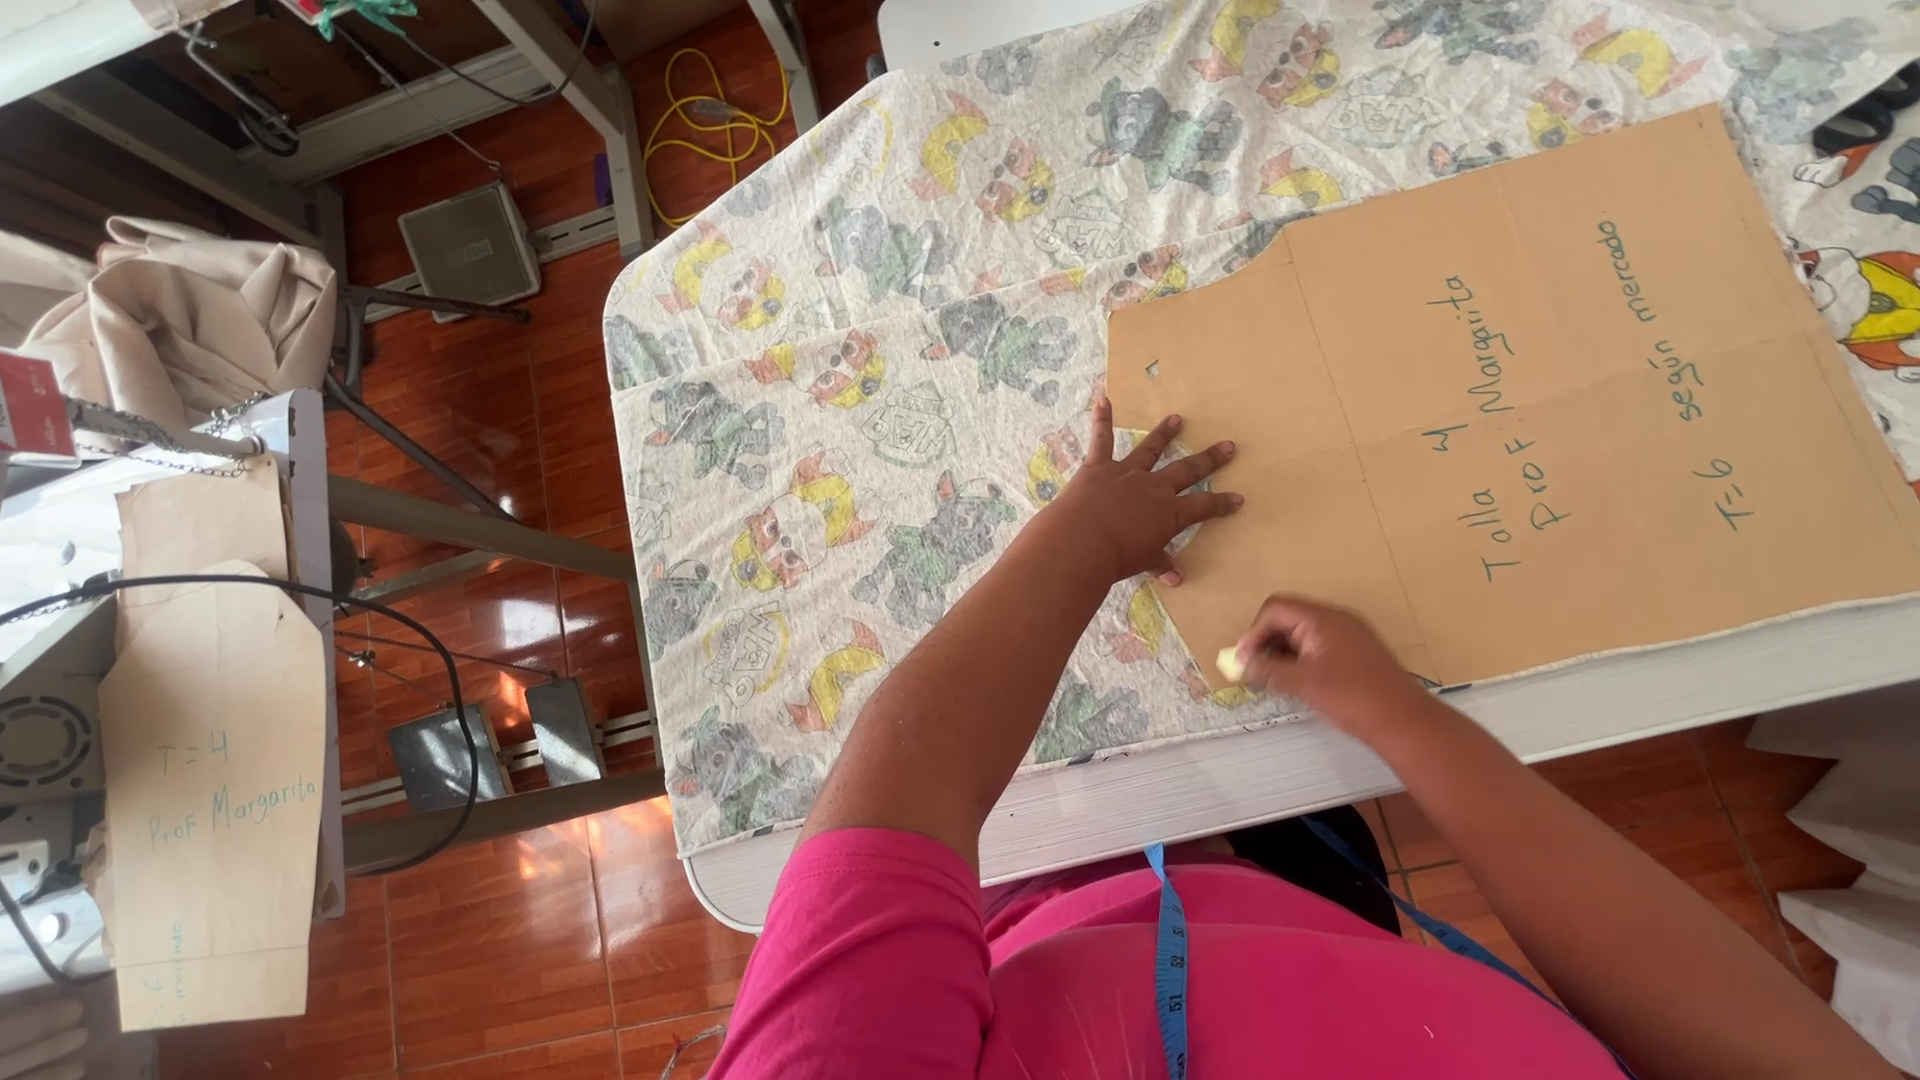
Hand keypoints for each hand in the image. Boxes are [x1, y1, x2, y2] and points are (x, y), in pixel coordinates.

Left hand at [1030, 399, 1240, 585]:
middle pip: (1187, 470)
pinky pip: (1101, 440)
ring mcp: (1126, 474)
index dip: (1221, 503)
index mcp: (1169, 514)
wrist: (1082, 542)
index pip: (1203, 507)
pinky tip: (1102, 399)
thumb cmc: (1115, 559)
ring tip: (1176, 419)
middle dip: (1209, 459)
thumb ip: (1159, 564)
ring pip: (1149, 449)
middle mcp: (1153, 488)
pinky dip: (1102, 419)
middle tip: (1227, 445)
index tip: (1238, 497)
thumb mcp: (1142, 563)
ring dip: (1164, 434)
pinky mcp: (1098, 467)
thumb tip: (1176, 579)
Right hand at [1233, 594, 1441, 741]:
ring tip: (1272, 678)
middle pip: (1288, 618)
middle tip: (1254, 669)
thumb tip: (1240, 663)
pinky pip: (1318, 645)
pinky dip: (1300, 658)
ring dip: (1282, 651)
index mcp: (1322, 618)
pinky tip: (1296, 681)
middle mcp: (1336, 619)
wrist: (1404, 722)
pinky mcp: (1356, 652)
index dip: (1254, 632)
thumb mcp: (1301, 683)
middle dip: (1266, 641)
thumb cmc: (1351, 697)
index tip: (1244, 660)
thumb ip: (1266, 670)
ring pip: (1303, 633)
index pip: (1275, 609)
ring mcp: (1349, 635)